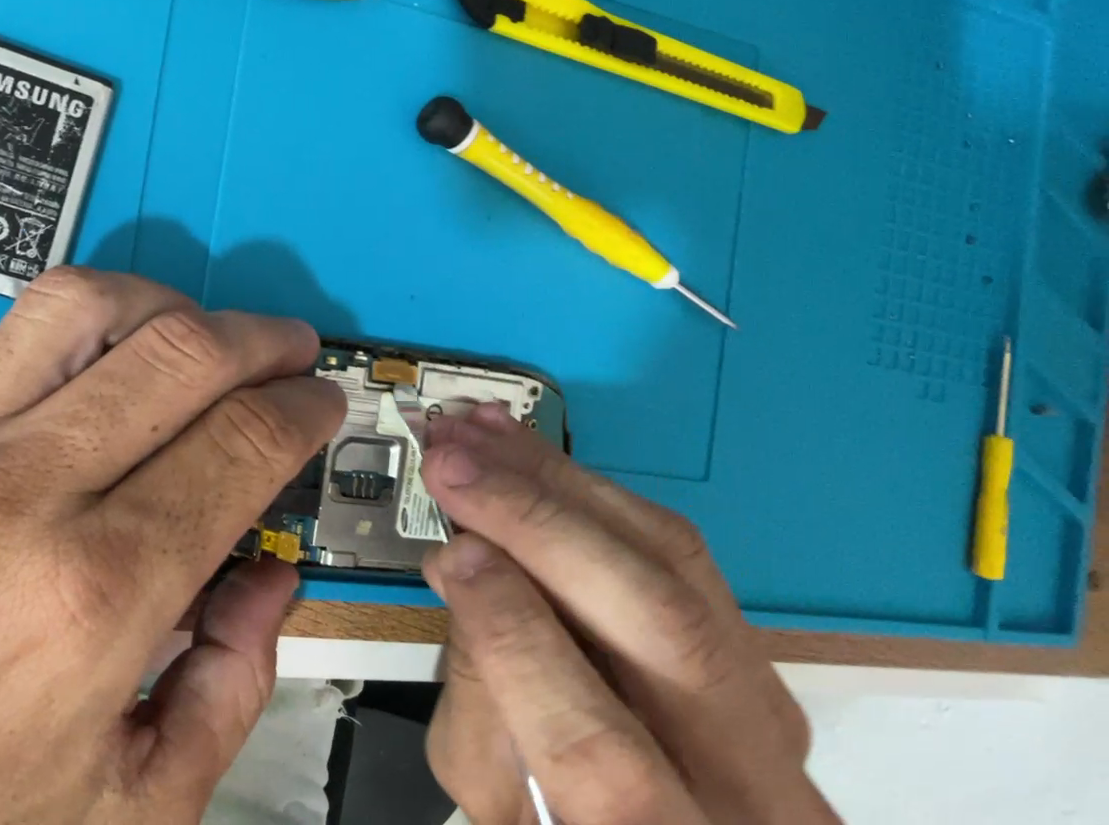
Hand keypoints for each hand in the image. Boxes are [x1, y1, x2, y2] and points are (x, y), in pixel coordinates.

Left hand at [0, 269, 345, 824]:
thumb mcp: (130, 803)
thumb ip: (229, 685)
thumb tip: (265, 582)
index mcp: (96, 595)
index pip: (237, 447)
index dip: (299, 414)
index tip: (318, 408)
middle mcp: (24, 498)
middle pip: (180, 356)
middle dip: (261, 340)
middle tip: (291, 353)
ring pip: (89, 308)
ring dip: (171, 303)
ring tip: (207, 330)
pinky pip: (13, 333)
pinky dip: (89, 317)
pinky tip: (115, 347)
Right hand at [419, 404, 837, 824]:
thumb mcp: (494, 795)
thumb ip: (477, 698)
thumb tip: (464, 564)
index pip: (597, 749)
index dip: (517, 640)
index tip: (449, 553)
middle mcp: (749, 780)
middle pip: (663, 628)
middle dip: (539, 526)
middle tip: (448, 461)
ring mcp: (766, 702)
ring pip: (675, 562)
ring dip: (558, 478)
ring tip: (474, 427)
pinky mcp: (751, 646)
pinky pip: (672, 546)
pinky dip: (587, 484)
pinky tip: (523, 446)